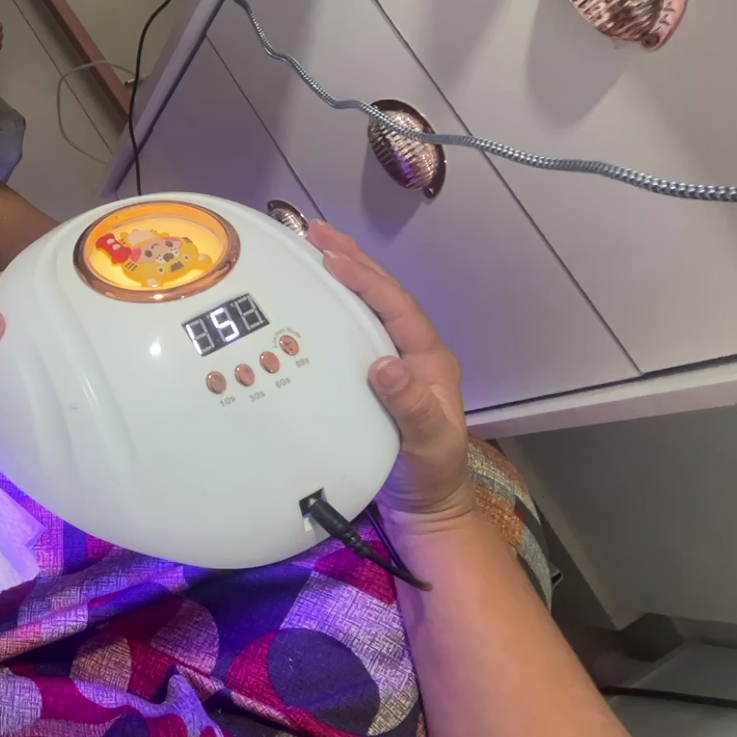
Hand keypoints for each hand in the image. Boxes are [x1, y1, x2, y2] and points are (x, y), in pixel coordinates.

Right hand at [308, 222, 474, 530]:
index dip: (366, 281)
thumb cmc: (428, 473)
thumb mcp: (425, 443)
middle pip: (380, 296)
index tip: (333, 258)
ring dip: (340, 276)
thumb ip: (410, 405)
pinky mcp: (367, 376)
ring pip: (364, 308)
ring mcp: (388, 362)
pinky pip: (348, 331)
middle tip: (315, 232)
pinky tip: (307, 299)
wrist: (422, 505)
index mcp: (428, 360)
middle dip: (351, 261)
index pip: (395, 308)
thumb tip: (382, 363)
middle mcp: (409, 352)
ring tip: (310, 248)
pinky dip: (329, 307)